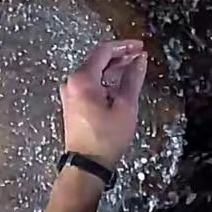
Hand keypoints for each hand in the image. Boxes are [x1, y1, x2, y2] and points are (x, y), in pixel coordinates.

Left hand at [60, 39, 147, 169]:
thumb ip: (133, 78)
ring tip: (135, 67)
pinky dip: (106, 79)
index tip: (140, 46)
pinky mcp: (73, 103)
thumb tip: (141, 59)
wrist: (87, 164)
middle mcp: (72, 82)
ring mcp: (70, 93)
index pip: (104, 51)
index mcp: (82, 79)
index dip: (124, 46)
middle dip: (120, 55)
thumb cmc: (107, 136)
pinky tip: (121, 83)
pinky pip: (90, 83)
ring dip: (114, 67)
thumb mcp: (125, 106)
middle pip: (97, 59)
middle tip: (140, 55)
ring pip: (94, 71)